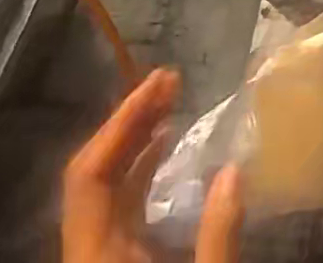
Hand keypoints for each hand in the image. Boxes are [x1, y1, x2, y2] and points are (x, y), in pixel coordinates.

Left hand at [62, 68, 243, 262]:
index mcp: (95, 255)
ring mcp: (99, 252)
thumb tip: (234, 170)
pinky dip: (140, 163)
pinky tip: (165, 141)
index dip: (119, 124)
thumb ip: (218, 236)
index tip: (157, 84)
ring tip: (171, 96)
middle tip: (170, 78)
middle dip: (131, 118)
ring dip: (137, 136)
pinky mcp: (115, 257)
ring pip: (107, 181)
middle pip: (95, 169)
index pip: (88, 175)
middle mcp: (88, 247)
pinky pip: (120, 198)